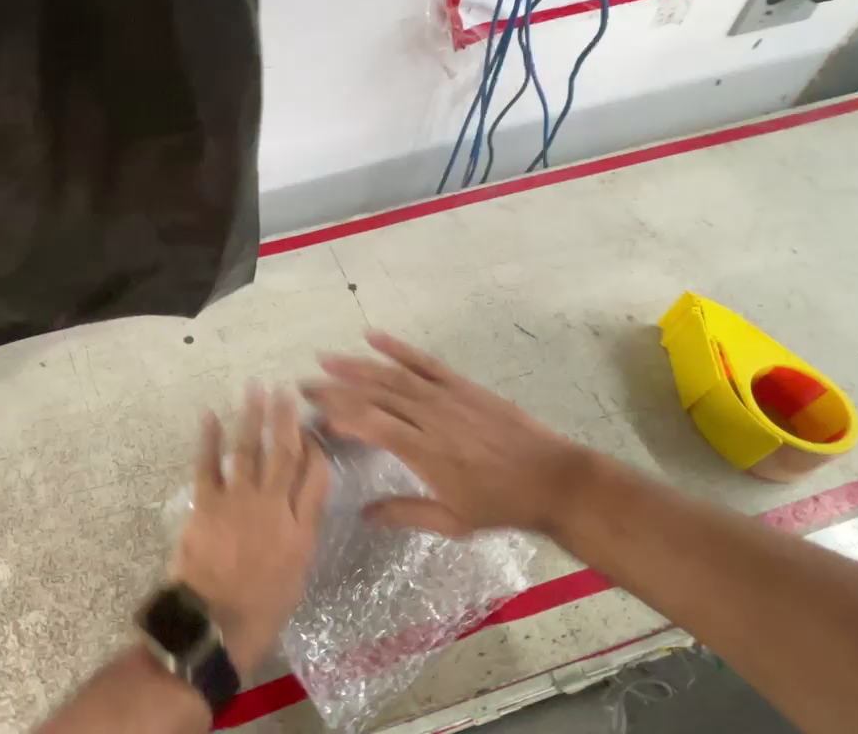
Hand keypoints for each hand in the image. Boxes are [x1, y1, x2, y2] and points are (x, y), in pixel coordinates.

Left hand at [171, 387, 329, 673]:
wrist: (217, 624)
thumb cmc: (261, 609)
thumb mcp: (296, 573)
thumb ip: (300, 533)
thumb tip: (299, 505)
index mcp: (300, 528)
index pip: (316, 476)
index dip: (315, 447)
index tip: (310, 427)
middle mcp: (273, 506)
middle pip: (284, 452)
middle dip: (285, 418)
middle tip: (284, 389)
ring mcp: (239, 501)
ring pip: (249, 448)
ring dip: (251, 416)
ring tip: (254, 388)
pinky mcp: (206, 504)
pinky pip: (207, 463)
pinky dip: (208, 438)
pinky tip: (209, 415)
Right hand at [305, 330, 593, 536]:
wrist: (553, 480)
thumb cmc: (501, 505)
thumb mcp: (453, 521)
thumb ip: (405, 512)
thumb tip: (363, 515)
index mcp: (423, 451)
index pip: (370, 426)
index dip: (339, 417)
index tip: (314, 416)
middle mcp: (428, 417)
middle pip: (373, 396)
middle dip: (336, 389)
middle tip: (304, 384)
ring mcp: (445, 397)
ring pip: (392, 376)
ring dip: (355, 366)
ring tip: (325, 359)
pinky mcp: (461, 385)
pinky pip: (424, 362)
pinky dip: (397, 348)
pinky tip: (373, 336)